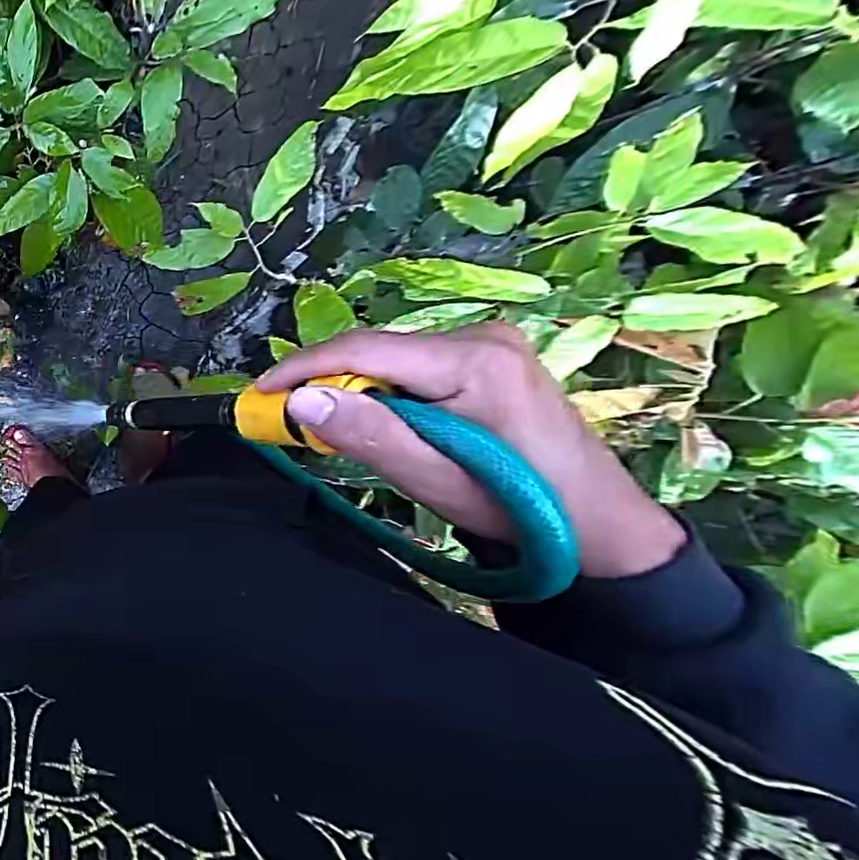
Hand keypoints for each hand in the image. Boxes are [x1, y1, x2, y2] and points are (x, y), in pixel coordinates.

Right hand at [258, 322, 685, 577]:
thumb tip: (300, 398)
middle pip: (374, 350)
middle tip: (286, 417)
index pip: (364, 350)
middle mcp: (480, 336)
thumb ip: (368, 435)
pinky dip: (377, 389)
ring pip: (386, 357)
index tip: (260, 392)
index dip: (303, 367)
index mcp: (474, 361)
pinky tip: (376, 418)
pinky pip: (406, 365)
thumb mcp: (433, 479)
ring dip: (349, 387)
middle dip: (323, 380)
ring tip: (329, 424)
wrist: (599, 523)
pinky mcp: (484, 355)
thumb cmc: (519, 507)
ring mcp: (486, 342)